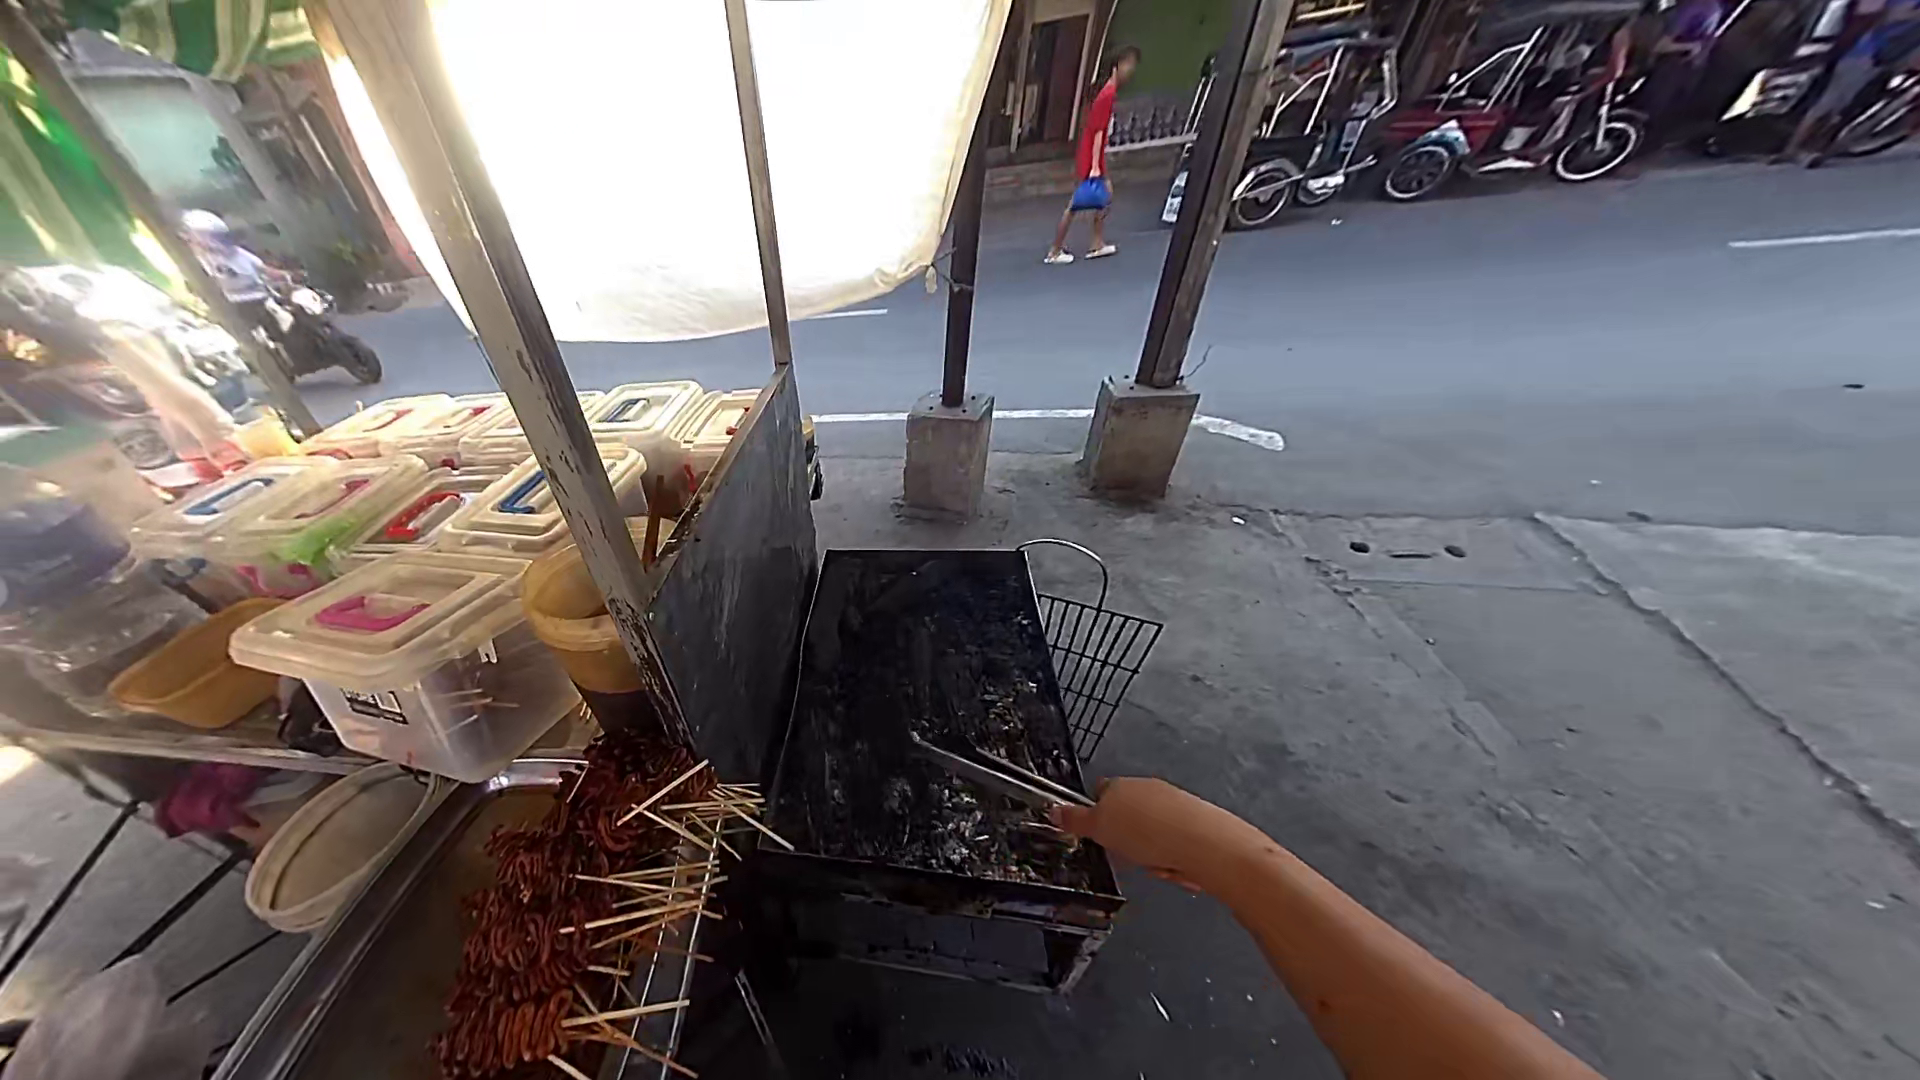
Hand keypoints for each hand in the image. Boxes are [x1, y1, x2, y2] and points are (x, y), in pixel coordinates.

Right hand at [1050, 777, 1264, 893]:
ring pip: (1151, 833)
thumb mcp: (1101, 829)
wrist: (1205, 844)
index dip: (1097, 816)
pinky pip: (1175, 844)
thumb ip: (1075, 820)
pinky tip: (1178, 868)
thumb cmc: (1149, 832)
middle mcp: (1148, 789)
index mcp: (1121, 784)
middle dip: (1126, 840)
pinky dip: (1174, 859)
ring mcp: (1174, 804)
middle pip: (1126, 815)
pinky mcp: (1196, 823)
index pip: (1101, 792)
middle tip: (1129, 856)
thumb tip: (1052, 809)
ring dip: (1151, 854)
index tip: (1100, 836)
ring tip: (1158, 866)